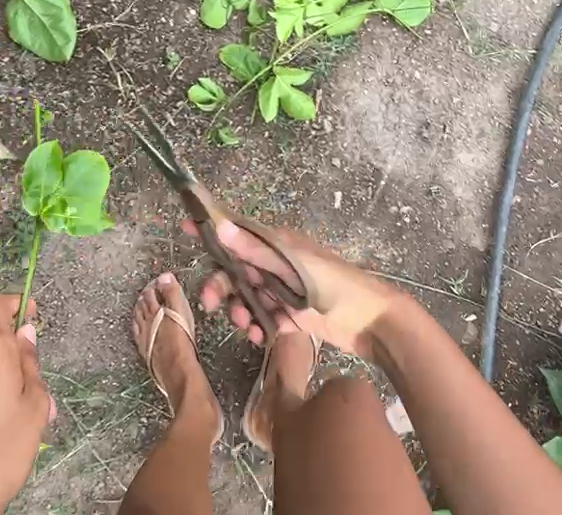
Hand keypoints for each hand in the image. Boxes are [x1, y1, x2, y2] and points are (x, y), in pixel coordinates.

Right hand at [191, 219, 406, 356]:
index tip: (186, 228)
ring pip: (250, 296)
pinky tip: (260, 337)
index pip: (239, 231)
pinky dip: (259, 326)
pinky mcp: (295, 315)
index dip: (213, 230)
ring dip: (241, 309)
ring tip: (245, 326)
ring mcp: (286, 290)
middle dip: (222, 285)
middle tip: (209, 304)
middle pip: (239, 270)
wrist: (375, 323)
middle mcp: (279, 264)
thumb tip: (220, 225)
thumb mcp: (295, 266)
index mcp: (280, 243)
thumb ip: (256, 250)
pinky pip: (266, 318)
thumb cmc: (337, 285)